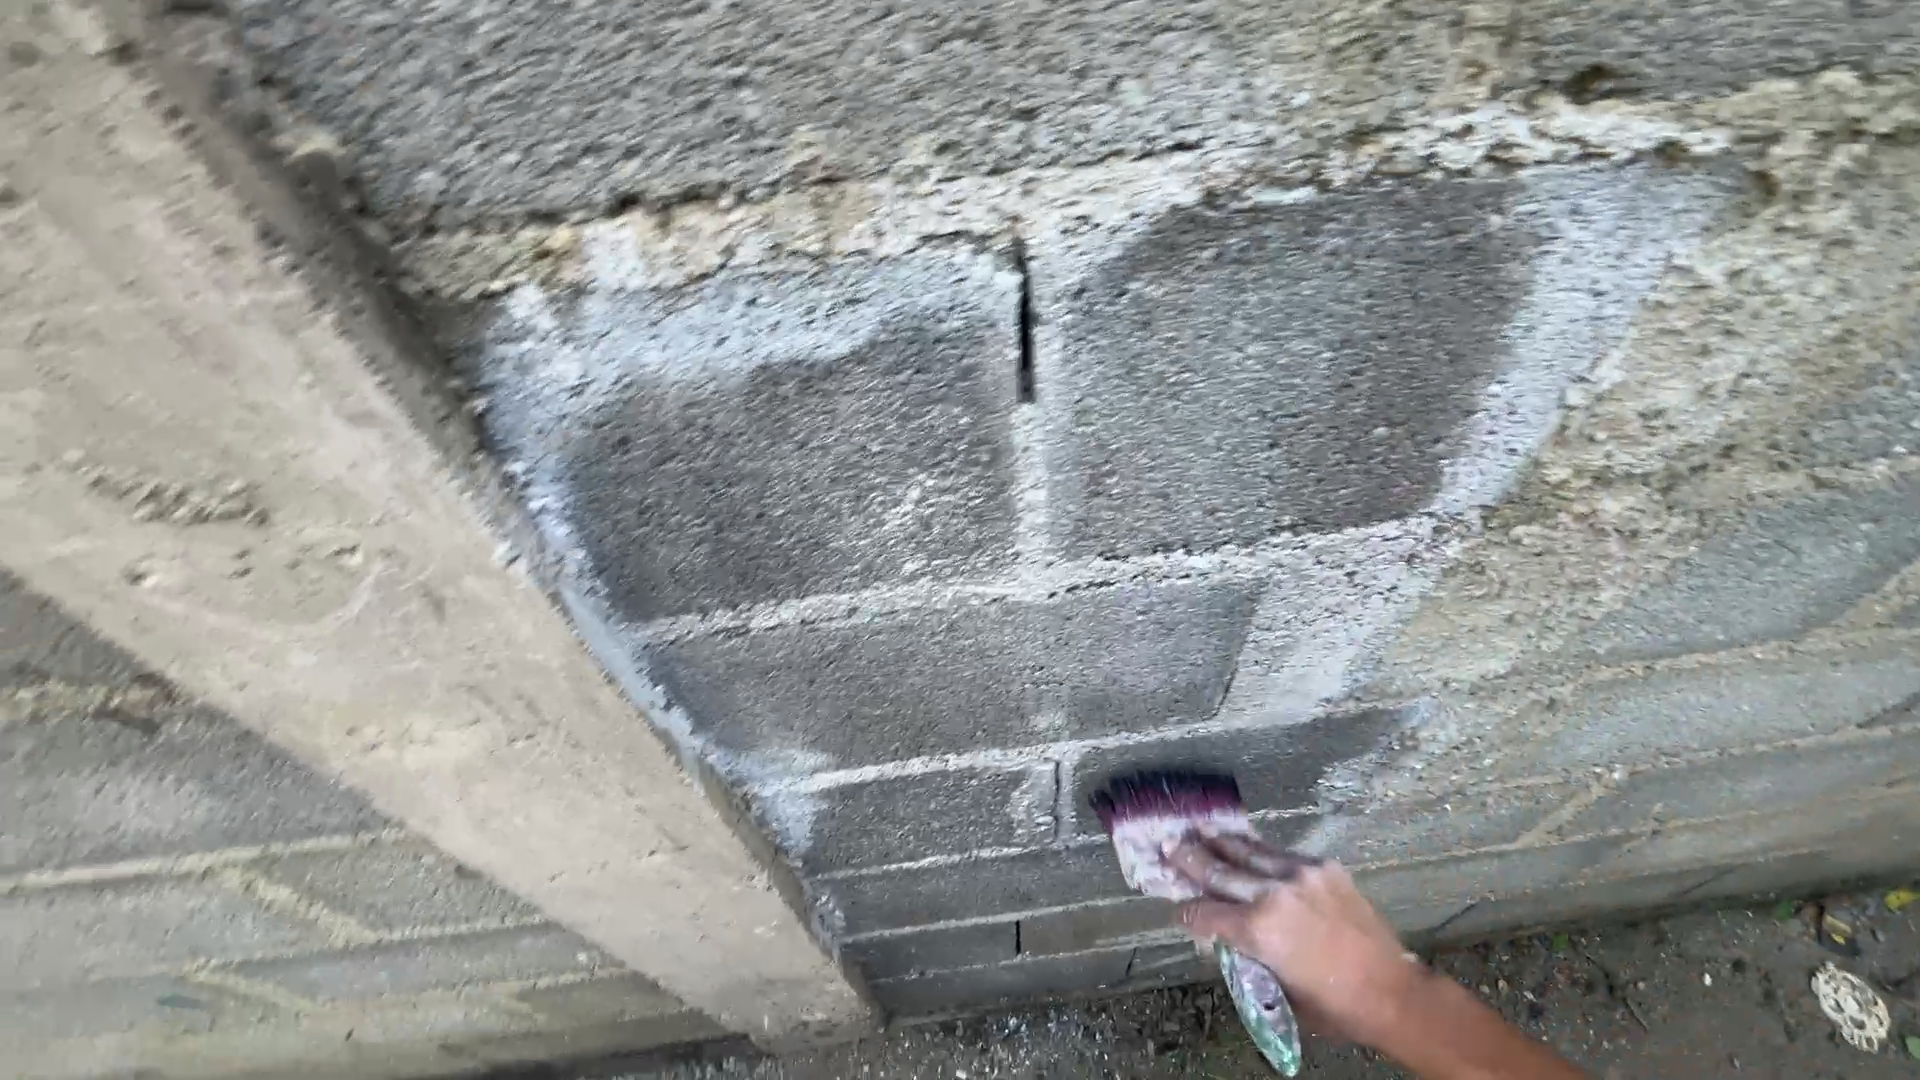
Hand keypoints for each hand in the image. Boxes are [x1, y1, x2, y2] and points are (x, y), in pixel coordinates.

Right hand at [1169, 837, 1418, 1046]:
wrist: (1394, 992)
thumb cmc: (1334, 1005)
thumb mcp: (1278, 991)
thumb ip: (1247, 957)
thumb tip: (1223, 937)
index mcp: (1258, 931)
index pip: (1205, 914)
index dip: (1187, 912)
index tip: (1176, 908)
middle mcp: (1272, 895)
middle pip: (1218, 871)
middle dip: (1189, 859)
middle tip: (1169, 844)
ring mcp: (1298, 875)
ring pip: (1247, 852)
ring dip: (1219, 842)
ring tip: (1199, 828)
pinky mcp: (1320, 867)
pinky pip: (1279, 854)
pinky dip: (1257, 850)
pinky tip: (1244, 843)